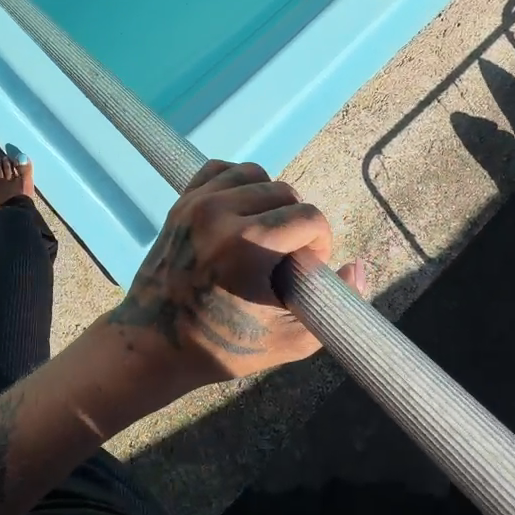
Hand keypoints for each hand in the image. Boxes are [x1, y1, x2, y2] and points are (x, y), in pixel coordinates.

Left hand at [101, 161, 361, 393]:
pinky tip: (242, 210)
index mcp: (249, 243)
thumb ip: (333, 302)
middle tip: (286, 256)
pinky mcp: (180, 201)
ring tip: (266, 232)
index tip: (307, 269)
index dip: (320, 244)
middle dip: (297, 223)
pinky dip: (237, 182)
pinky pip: (218, 169)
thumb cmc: (224, 346)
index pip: (310, 217)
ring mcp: (196, 202)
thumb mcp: (291, 339)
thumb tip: (359, 266)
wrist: (155, 339)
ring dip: (269, 199)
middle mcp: (221, 212)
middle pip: (285, 192)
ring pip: (254, 174)